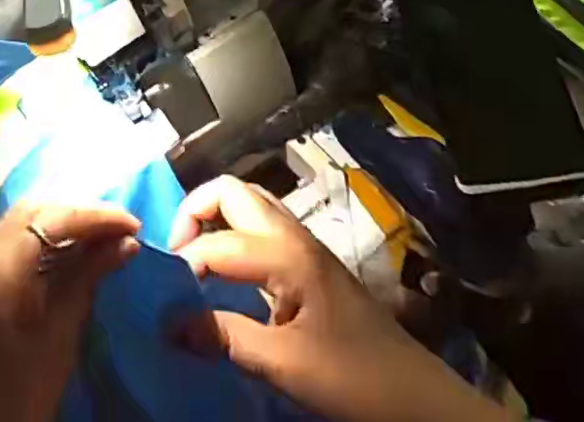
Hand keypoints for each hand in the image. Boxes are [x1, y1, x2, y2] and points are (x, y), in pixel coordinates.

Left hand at [0, 202, 141, 421]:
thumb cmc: (18, 398)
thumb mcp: (59, 337)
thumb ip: (88, 278)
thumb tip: (126, 242)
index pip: (52, 218)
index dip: (96, 216)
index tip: (134, 224)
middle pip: (34, 209)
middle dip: (79, 211)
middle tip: (118, 228)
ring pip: (22, 218)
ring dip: (62, 219)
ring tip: (100, 235)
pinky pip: (11, 237)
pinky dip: (42, 234)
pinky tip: (69, 249)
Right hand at [170, 176, 510, 421]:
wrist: (414, 393)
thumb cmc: (351, 376)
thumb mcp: (285, 365)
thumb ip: (225, 337)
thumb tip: (171, 323)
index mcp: (286, 254)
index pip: (218, 243)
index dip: (185, 267)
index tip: (169, 302)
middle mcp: (291, 233)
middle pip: (230, 191)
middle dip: (194, 212)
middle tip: (177, 257)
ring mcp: (302, 240)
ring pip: (246, 201)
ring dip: (214, 217)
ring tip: (194, 259)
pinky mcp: (307, 256)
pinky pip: (259, 222)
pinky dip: (231, 229)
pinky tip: (225, 268)